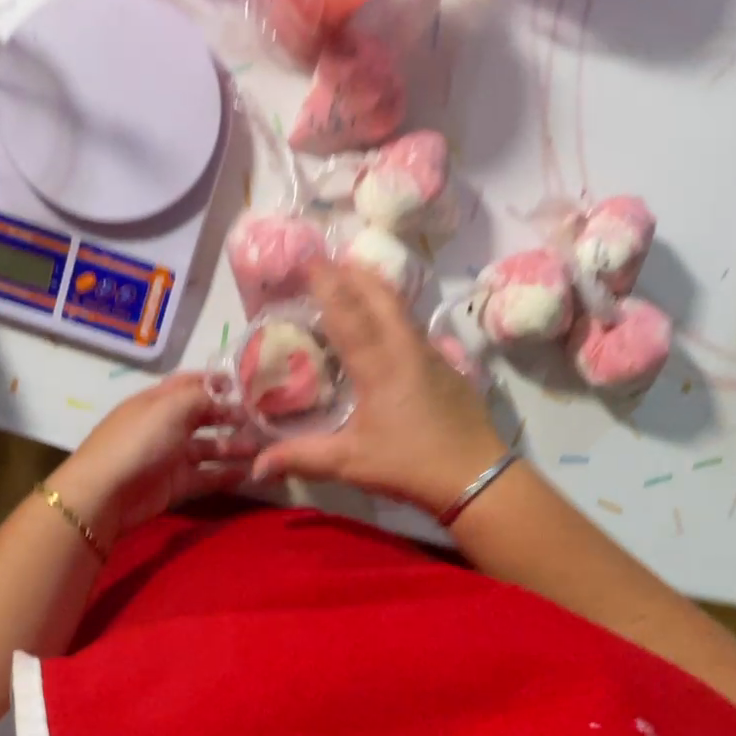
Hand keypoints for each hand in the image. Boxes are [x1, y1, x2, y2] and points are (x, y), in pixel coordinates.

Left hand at [46, 373, 255, 546]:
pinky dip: (226, 474)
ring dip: (233, 447)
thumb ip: (201, 397)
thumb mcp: (171, 408)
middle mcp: (164, 425)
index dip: (216, 382)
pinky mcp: (174, 485)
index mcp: (158, 400)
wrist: (106, 494)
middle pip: (202, 417)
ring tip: (261, 449)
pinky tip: (249, 474)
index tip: (247, 385)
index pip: (190, 384)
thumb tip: (222, 395)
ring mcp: (169, 457)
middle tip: (263, 421)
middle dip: (230, 417)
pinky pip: (206, 476)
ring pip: (208, 448)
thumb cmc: (139, 441)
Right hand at [254, 262, 508, 512]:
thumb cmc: (410, 466)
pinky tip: (387, 327)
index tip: (308, 258)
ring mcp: (432, 354)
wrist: (478, 477)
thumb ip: (301, 458)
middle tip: (328, 261)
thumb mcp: (350, 463)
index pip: (347, 312)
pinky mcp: (448, 367)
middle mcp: (406, 349)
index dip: (326, 283)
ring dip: (375, 288)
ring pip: (401, 307)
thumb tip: (257, 466)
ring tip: (354, 279)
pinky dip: (393, 313)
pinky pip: (414, 327)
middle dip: (352, 273)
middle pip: (379, 296)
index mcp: (379, 365)